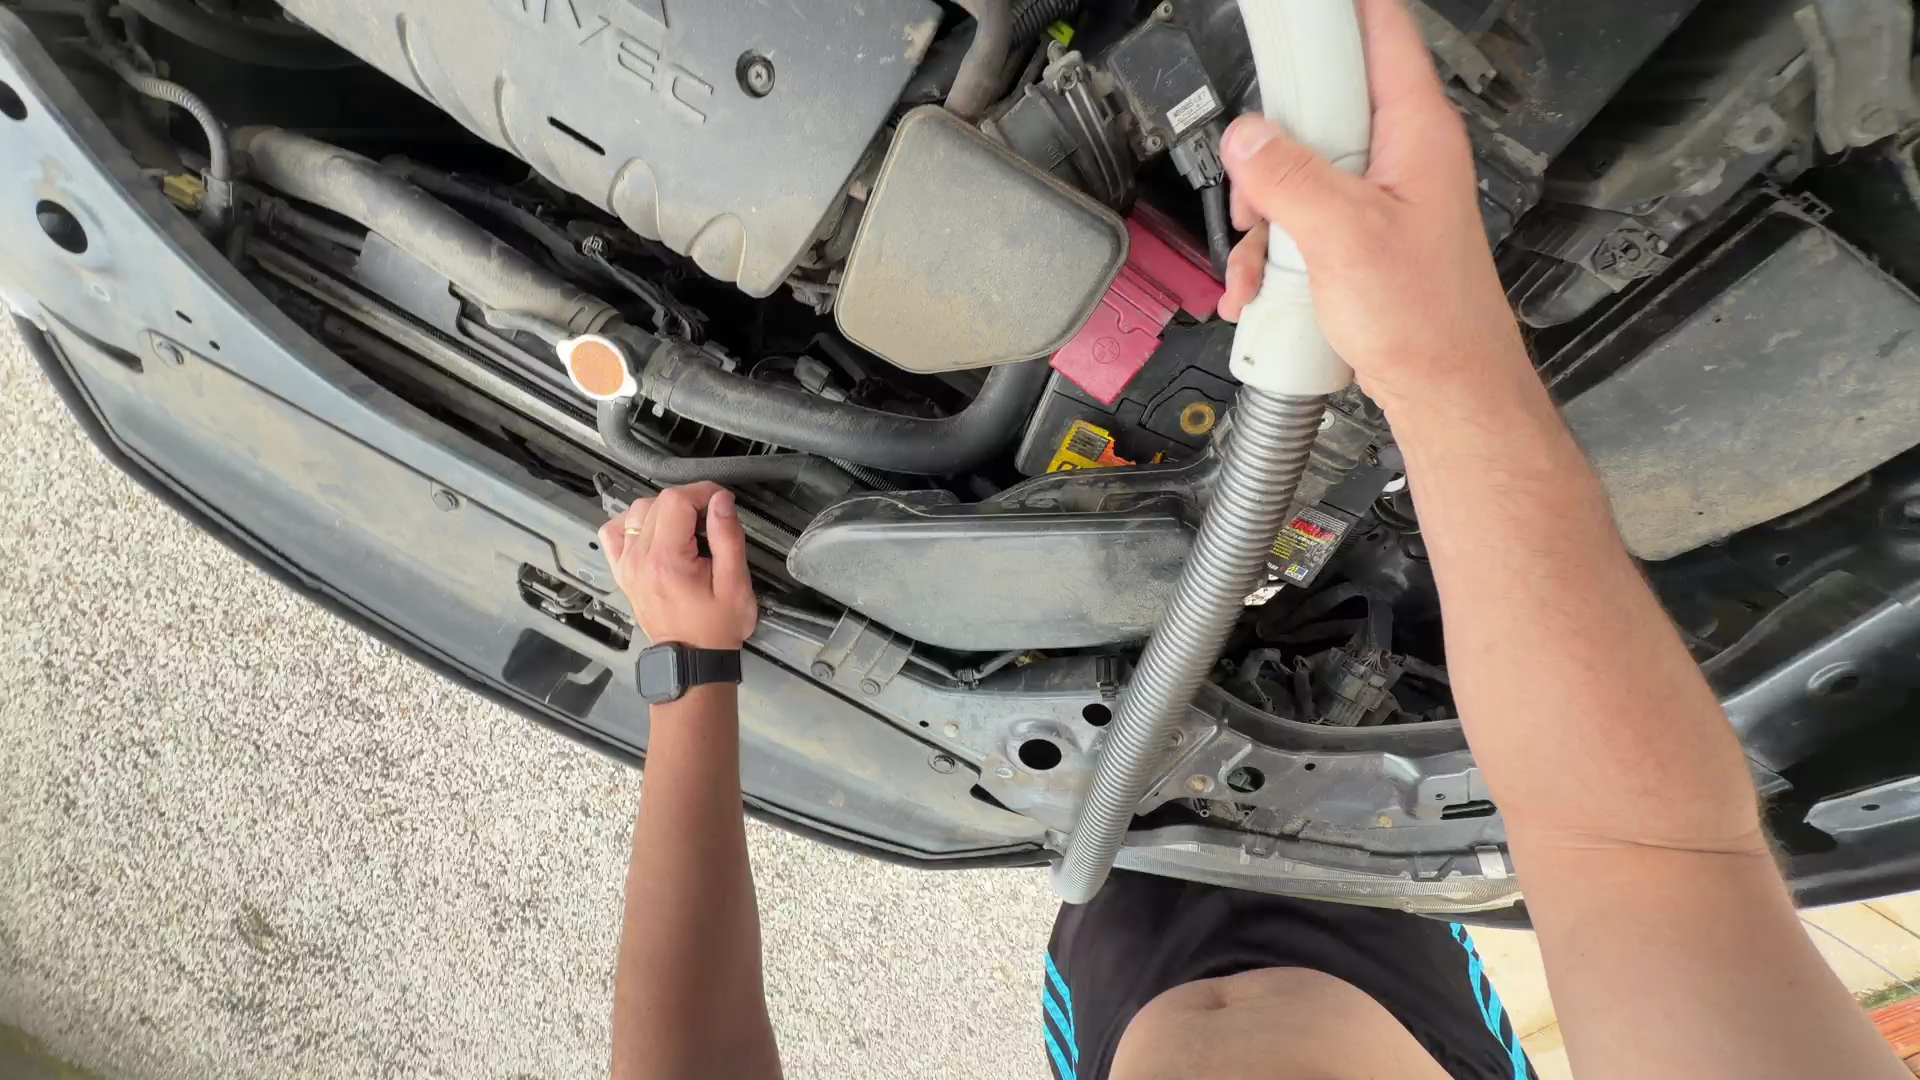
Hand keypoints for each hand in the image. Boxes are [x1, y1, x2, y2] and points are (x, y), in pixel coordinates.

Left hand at [598, 482, 756, 650]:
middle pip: (656, 501)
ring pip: (636, 510)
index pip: (676, 500)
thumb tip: (721, 501)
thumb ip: (728, 537)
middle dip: (688, 500)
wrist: (693, 658)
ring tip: (688, 527)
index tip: (722, 502)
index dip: (703, 492)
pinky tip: (656, 531)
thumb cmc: (718, 626)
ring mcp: (626, 565)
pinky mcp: (622, 570)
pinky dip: (634, 522)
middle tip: (711, 519)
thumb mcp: (735, 582)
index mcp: (666, 561)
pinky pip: (615, 531)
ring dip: (664, 509)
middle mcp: (639, 560)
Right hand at [1215, 0, 1529, 411]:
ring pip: (1296, 183)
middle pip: (1315, 119)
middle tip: (1252, 199)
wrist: (1437, 381)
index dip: (1334, 14)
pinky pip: (1298, 231)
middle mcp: (1395, 160)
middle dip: (1266, 161)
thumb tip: (1247, 137)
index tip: (1291, 14)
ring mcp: (1373, 204)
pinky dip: (1270, 260)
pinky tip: (1258, 291)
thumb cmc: (1421, 314)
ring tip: (1255, 271)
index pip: (1379, 34)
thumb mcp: (1342, 236)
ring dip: (1261, 228)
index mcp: (1412, 133)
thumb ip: (1289, 178)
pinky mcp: (1354, 243)